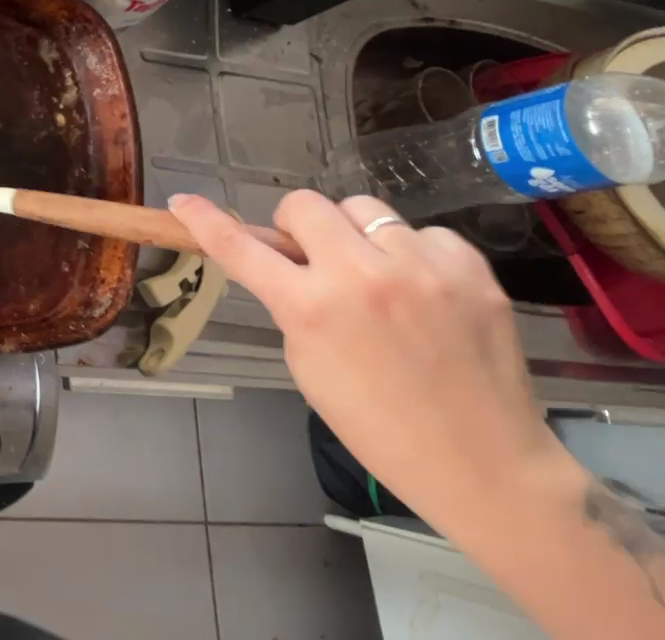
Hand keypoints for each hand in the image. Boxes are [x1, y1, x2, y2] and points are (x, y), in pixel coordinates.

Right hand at [167, 191, 564, 519]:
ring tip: (376, 274)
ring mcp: (423, 269)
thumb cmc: (374, 423)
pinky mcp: (473, 272)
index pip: (239, 247)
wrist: (481, 462)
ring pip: (366, 210)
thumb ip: (291, 303)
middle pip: (306, 204)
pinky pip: (425, 233)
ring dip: (356, 235)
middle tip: (310, 255)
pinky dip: (413, 253)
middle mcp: (363, 276)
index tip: (183, 201)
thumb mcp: (306, 361)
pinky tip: (423, 289)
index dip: (204, 221)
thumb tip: (284, 261)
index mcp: (311, 307)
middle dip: (297, 225)